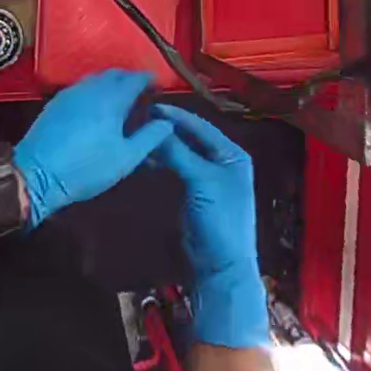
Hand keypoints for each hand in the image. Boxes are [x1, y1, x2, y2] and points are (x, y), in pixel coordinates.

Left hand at [12, 69, 174, 230]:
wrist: (37, 174)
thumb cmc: (87, 168)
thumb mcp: (126, 158)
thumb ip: (150, 137)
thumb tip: (167, 122)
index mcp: (111, 98)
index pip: (136, 78)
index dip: (150, 80)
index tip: (159, 87)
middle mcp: (90, 87)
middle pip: (116, 74)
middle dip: (131, 80)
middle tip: (142, 96)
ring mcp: (70, 93)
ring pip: (96, 79)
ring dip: (112, 85)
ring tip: (121, 104)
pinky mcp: (56, 102)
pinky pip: (82, 88)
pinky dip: (95, 91)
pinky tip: (97, 110)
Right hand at [150, 105, 267, 347]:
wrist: (219, 264)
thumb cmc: (219, 218)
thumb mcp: (201, 181)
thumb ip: (179, 153)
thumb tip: (154, 128)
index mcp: (232, 154)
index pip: (201, 127)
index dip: (177, 116)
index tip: (150, 106)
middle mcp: (222, 161)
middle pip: (191, 137)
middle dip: (167, 129)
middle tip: (140, 117)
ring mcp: (207, 177)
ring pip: (181, 152)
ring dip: (163, 145)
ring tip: (138, 134)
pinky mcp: (194, 191)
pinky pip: (176, 167)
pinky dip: (162, 161)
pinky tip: (144, 156)